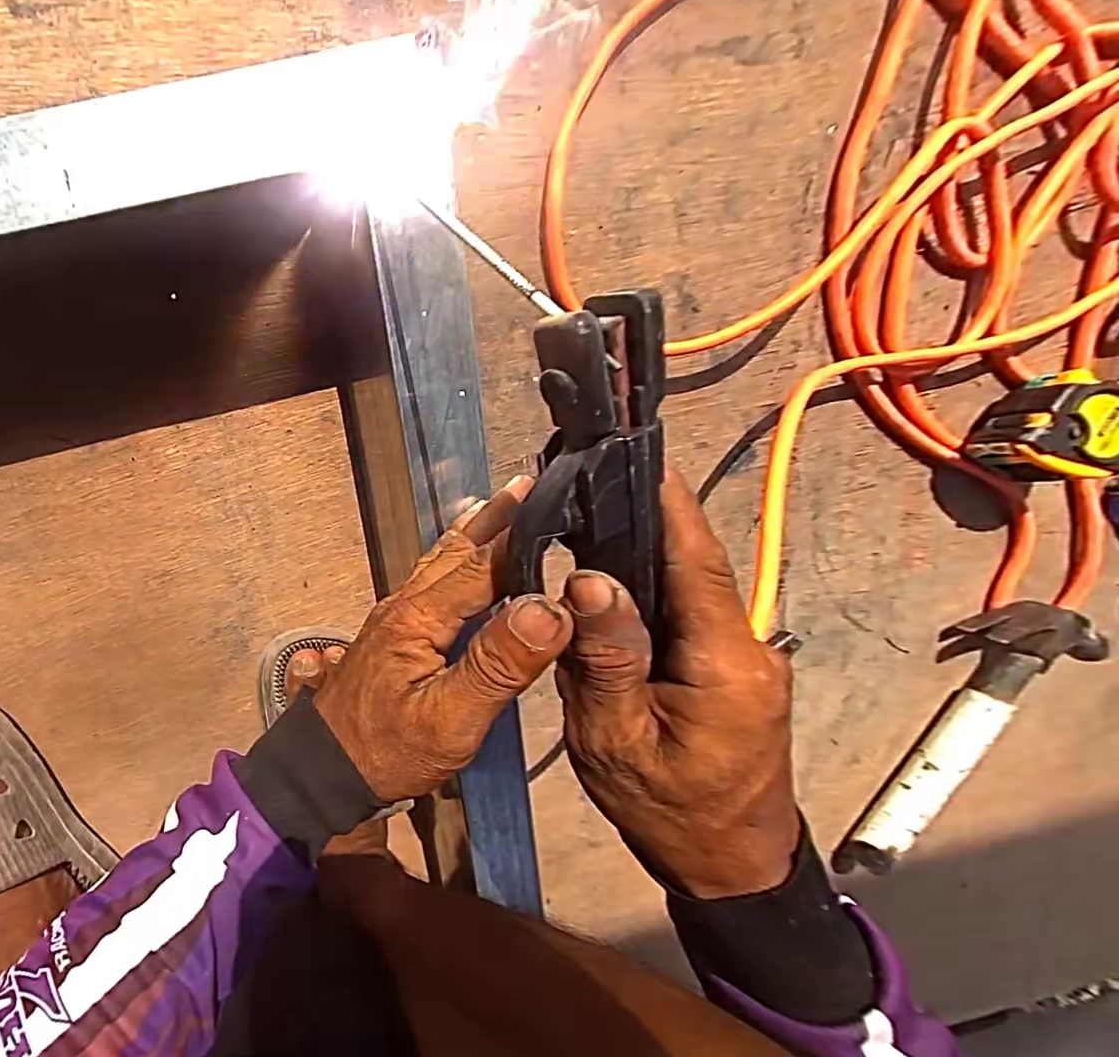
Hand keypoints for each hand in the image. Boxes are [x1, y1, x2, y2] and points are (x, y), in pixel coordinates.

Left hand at [314, 477, 573, 801]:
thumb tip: (548, 608)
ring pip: (438, 565)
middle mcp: (403, 607)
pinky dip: (454, 562)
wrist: (325, 768)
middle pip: (455, 555)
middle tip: (529, 485)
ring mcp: (394, 619)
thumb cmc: (385, 750)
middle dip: (494, 520)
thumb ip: (497, 665)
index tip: (555, 499)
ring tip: (501, 507)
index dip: (520, 535)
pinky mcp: (393, 634)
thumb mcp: (449, 718)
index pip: (481, 567)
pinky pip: (429, 584)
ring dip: (473, 535)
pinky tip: (465, 562)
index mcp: (417, 618)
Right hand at [555, 469, 800, 897]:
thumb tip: (589, 579)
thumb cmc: (664, 806)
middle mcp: (743, 647)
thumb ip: (604, 660)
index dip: (668, 506)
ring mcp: (738, 657)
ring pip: (682, 589)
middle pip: (691, 568)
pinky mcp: (723, 668)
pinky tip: (597, 581)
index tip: (634, 456)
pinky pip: (677, 613)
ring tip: (577, 519)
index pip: (698, 563)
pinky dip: (639, 587)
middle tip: (578, 484)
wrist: (725, 865)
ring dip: (636, 552)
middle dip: (641, 519)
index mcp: (723, 661)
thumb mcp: (614, 738)